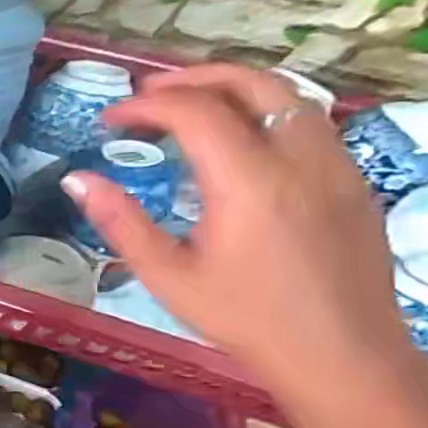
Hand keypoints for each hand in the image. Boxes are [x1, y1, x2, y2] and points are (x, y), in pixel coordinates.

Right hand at [67, 63, 419, 398]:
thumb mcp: (164, 273)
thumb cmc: (239, 315)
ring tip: (185, 104)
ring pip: (290, 97)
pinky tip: (232, 139)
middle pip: (255, 85)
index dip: (146, 106)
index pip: (197, 113)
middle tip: (146, 91)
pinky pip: (308, 122)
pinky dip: (262, 112)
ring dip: (233, 89)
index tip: (107, 120)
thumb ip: (120, 220)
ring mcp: (336, 165)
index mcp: (249, 182)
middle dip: (195, 77)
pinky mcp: (351, 179)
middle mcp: (301, 158)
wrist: (338, 350)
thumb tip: (77, 179)